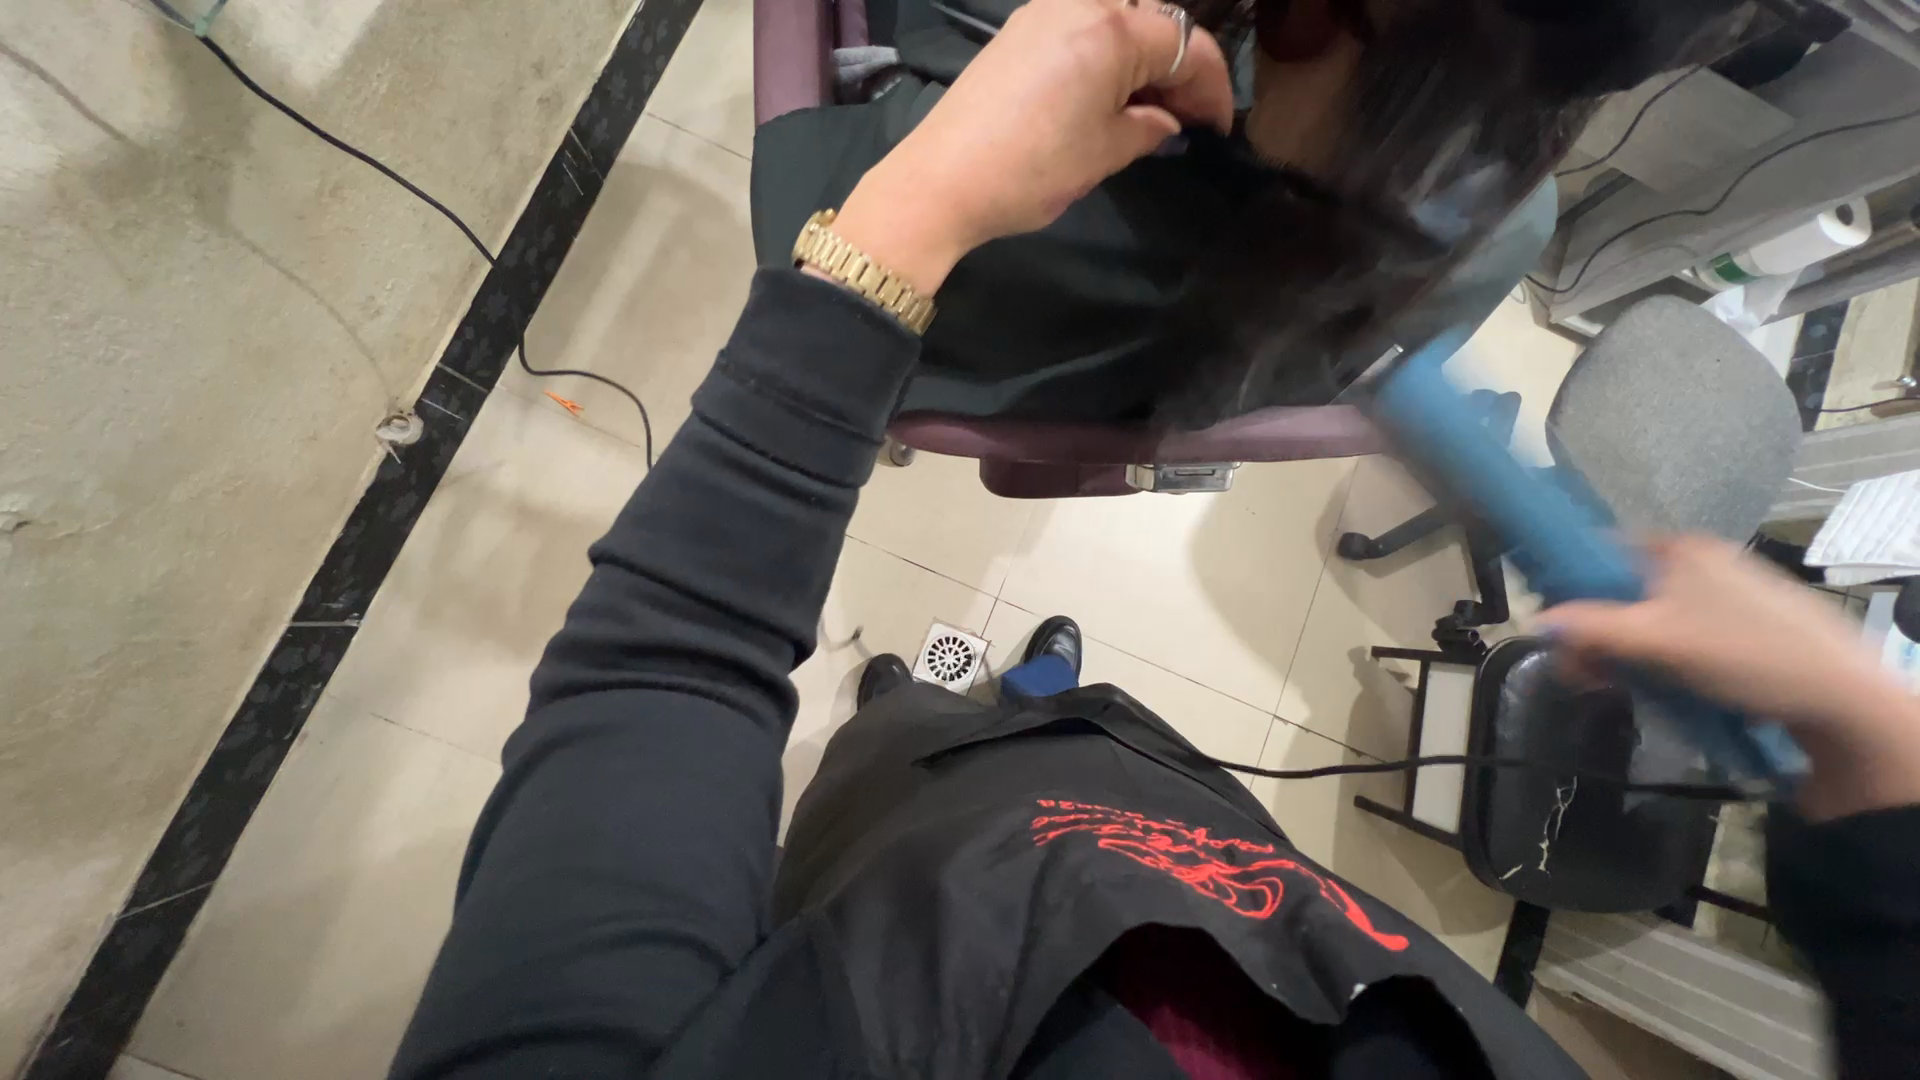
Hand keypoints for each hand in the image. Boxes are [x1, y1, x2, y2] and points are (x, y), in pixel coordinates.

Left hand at [829, 0, 1234, 294]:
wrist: (940, 183)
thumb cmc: (1028, 172)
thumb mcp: (1100, 156)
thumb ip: (1145, 131)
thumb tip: (1167, 123)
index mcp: (1112, 29)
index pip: (1185, 46)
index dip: (1211, 89)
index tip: (1219, 128)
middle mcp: (1079, 3)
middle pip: (1151, 23)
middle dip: (1175, 69)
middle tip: (1184, 119)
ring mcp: (1042, 12)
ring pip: (1114, 22)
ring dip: (1139, 62)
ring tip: (1145, 112)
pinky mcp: (1016, 34)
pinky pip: (1079, 32)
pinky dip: (1103, 60)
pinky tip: (1104, 99)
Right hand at [1538, 536, 1919, 819]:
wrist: (1848, 704)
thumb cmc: (1747, 655)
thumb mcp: (1655, 640)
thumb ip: (1587, 626)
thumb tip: (1534, 621)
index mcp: (1679, 549)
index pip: (1597, 549)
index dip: (1565, 582)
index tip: (1554, 621)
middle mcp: (1698, 563)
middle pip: (1615, 589)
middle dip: (1590, 630)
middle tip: (1582, 669)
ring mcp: (1721, 595)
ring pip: (1641, 616)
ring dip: (1616, 649)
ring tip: (1613, 683)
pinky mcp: (1736, 626)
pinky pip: (1671, 632)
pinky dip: (1651, 656)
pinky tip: (1652, 681)